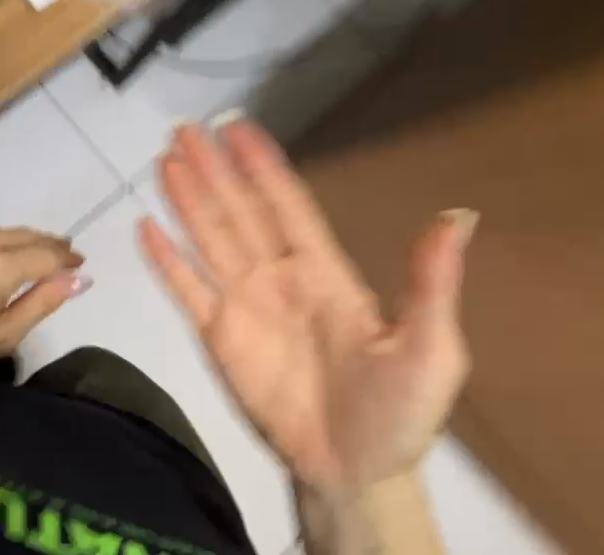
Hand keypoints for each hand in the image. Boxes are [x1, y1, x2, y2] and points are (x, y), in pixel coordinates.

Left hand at [0, 216, 86, 379]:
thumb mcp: (2, 334)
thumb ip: (43, 302)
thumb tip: (78, 279)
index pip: (48, 254)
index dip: (67, 259)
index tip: (80, 265)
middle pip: (28, 236)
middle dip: (50, 246)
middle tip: (65, 258)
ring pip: (3, 230)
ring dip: (20, 241)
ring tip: (30, 258)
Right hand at [138, 120, 474, 491]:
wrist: (354, 474)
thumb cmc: (398, 414)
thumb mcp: (430, 350)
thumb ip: (430, 284)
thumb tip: (458, 217)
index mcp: (324, 272)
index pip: (286, 206)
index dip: (261, 167)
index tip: (238, 128)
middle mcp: (276, 276)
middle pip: (237, 212)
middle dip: (213, 170)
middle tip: (184, 130)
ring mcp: (242, 303)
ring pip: (207, 238)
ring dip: (186, 200)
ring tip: (165, 161)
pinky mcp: (216, 335)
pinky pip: (185, 288)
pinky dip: (164, 259)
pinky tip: (146, 226)